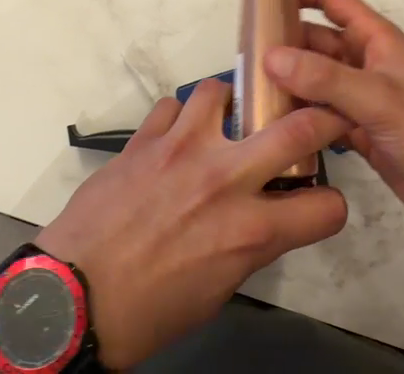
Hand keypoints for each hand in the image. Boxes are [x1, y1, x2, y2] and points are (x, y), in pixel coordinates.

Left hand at [32, 79, 350, 368]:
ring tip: (225, 121)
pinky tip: (175, 137)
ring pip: (222, 91)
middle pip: (296, 129)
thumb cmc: (150, 311)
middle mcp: (226, 180)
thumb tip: (261, 219)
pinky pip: (171, 106)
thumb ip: (249, 245)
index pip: (325, 207)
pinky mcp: (144, 139)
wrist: (74, 295)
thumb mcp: (218, 289)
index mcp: (250, 231)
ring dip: (232, 104)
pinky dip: (179, 117)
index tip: (318, 203)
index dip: (329, 206)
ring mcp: (182, 150)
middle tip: (318, 118)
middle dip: (320, 120)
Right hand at [264, 0, 403, 229]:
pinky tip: (270, 127)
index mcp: (375, 39)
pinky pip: (319, 114)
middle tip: (241, 57)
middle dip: (281, 43)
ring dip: (287, 83)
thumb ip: (324, 77)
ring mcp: (361, 98)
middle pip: (314, 40)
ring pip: (313, 79)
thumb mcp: (378, 99)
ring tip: (247, 92)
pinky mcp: (358, 131)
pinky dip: (298, 117)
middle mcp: (364, 62)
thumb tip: (269, 55)